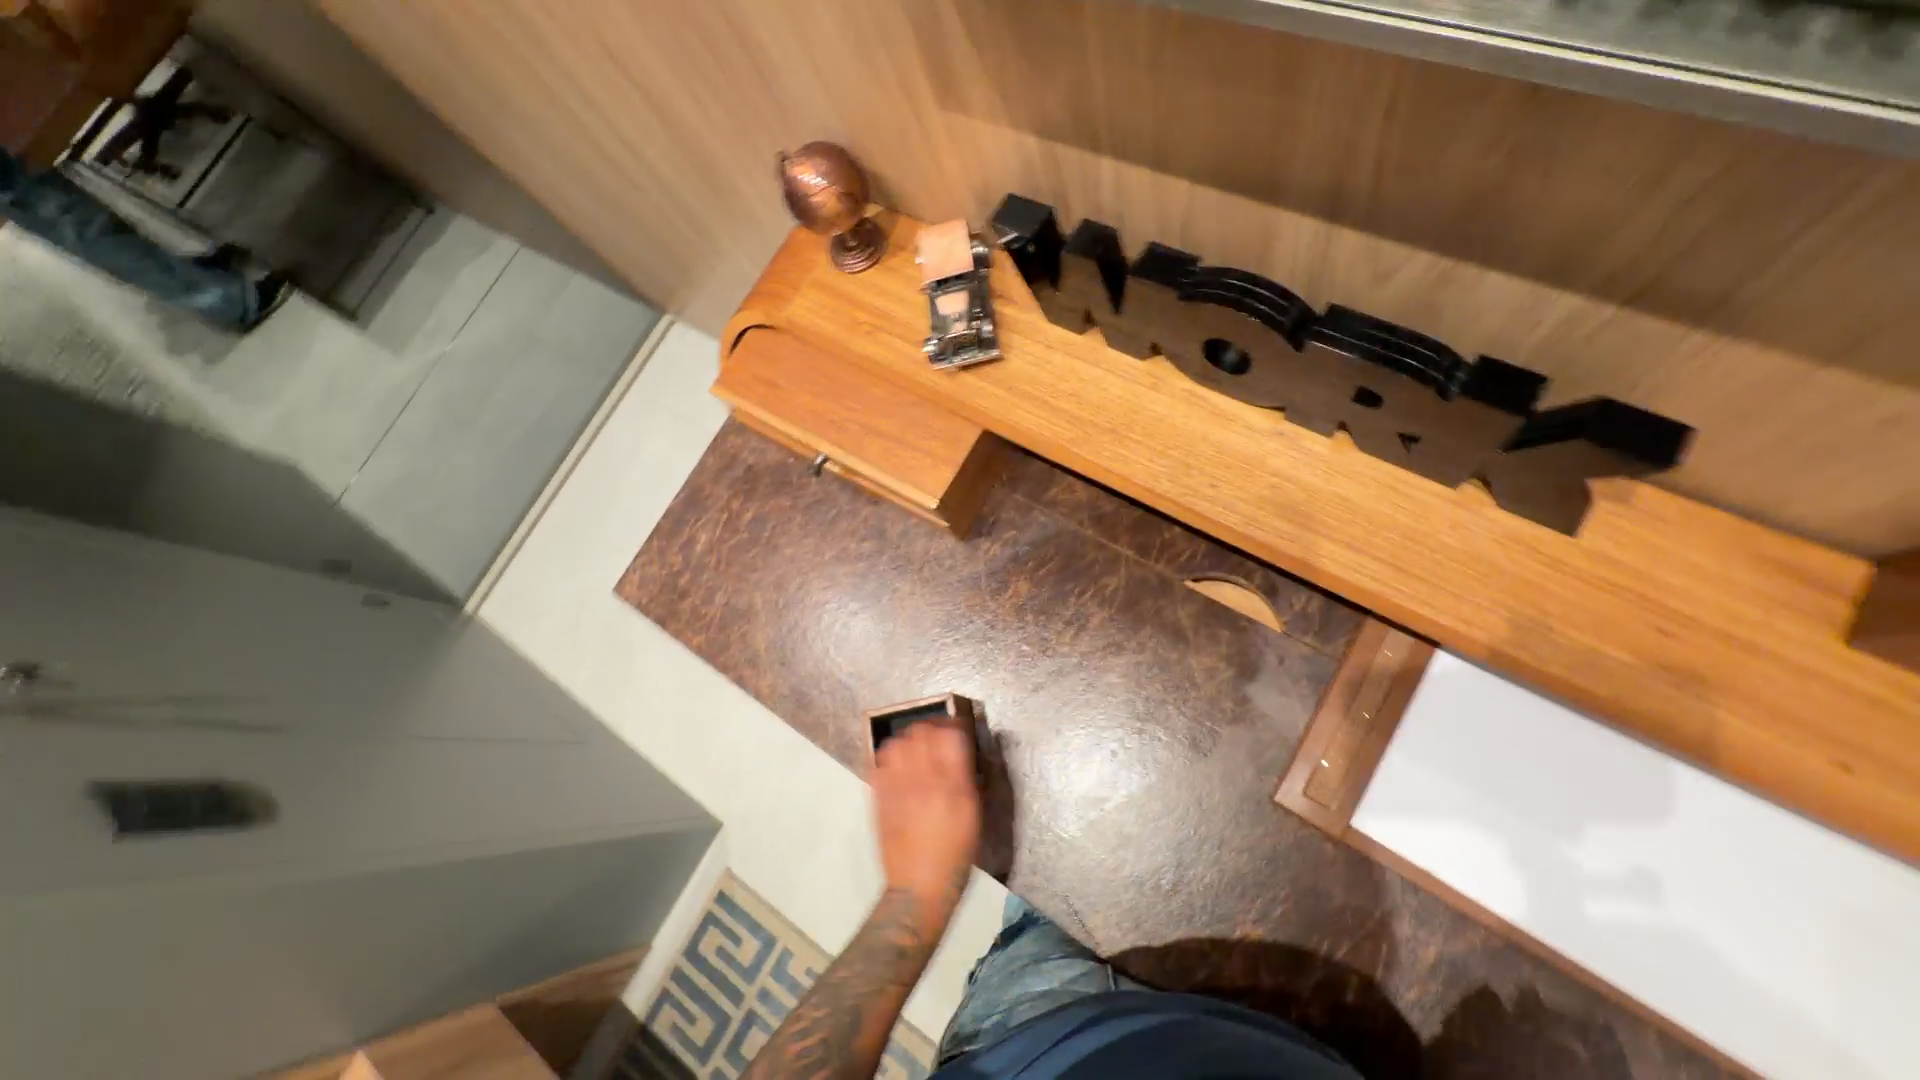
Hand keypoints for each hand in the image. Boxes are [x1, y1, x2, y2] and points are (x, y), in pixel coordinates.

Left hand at [872, 721, 980, 926]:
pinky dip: (888, 758)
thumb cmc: (956, 856)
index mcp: (953, 786)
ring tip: (915, 750)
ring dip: (907, 740)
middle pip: (920, 732)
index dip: (954, 725)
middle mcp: (923, 781)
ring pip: (896, 743)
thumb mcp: (973, 816)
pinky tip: (897, 767)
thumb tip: (962, 753)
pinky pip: (878, 763)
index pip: (950, 735)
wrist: (919, 887)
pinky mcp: (878, 798)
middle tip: (936, 736)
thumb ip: (968, 780)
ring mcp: (896, 788)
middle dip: (930, 728)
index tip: (957, 728)